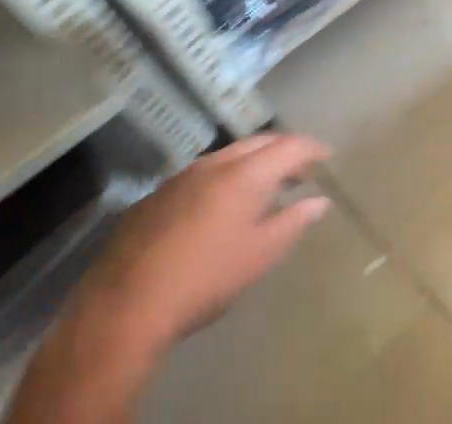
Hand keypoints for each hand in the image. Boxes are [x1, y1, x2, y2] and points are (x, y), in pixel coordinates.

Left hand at [72, 133, 331, 353]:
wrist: (124, 307)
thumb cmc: (206, 278)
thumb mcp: (262, 254)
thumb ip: (294, 221)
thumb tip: (318, 201)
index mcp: (245, 174)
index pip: (289, 146)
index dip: (312, 149)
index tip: (327, 157)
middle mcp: (213, 165)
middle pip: (257, 143)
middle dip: (283, 151)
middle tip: (300, 171)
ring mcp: (178, 179)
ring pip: (225, 157)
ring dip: (251, 164)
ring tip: (263, 188)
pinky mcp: (152, 198)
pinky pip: (199, 176)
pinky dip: (222, 179)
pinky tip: (219, 209)